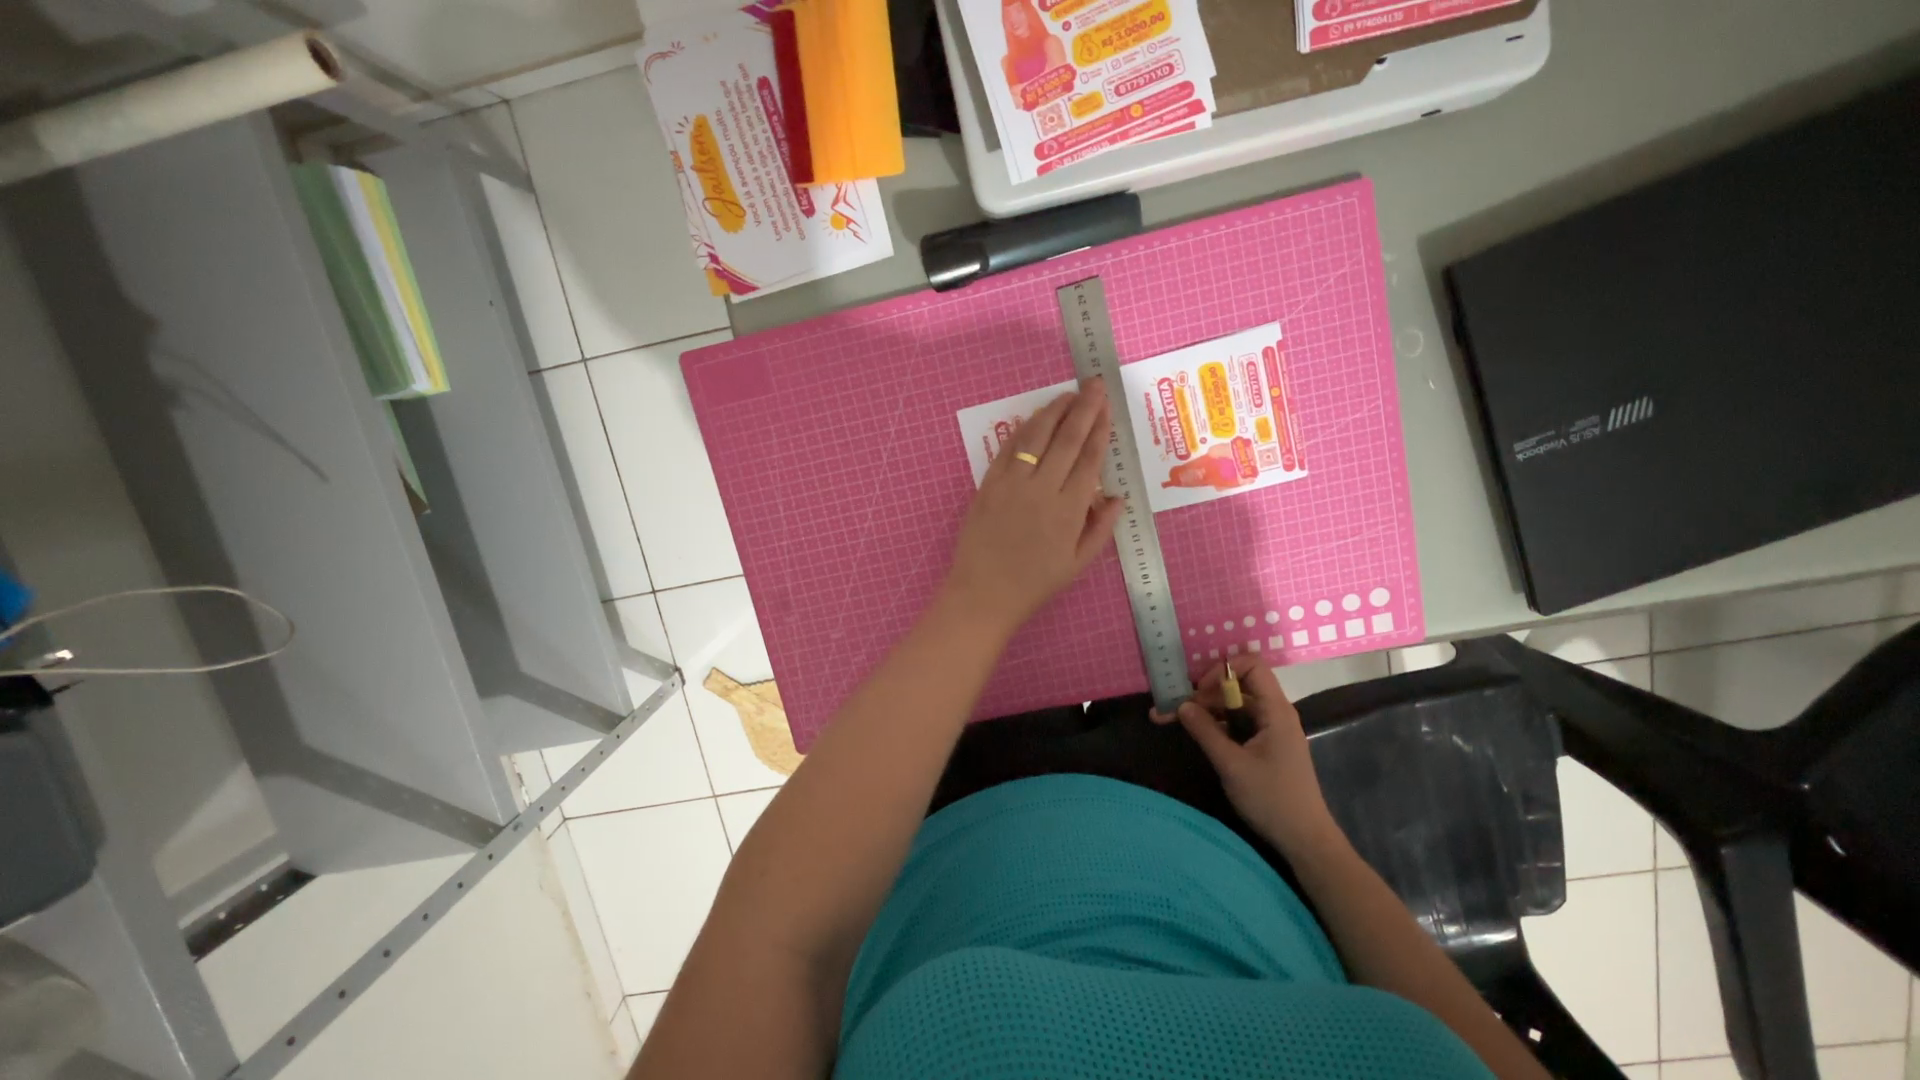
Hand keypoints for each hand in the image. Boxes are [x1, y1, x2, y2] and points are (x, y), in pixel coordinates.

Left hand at [942, 381, 1124, 634]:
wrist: (983, 594)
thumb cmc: (1035, 584)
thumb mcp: (1077, 564)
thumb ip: (1100, 529)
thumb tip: (1118, 497)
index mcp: (1069, 510)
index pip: (1089, 459)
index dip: (1100, 429)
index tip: (1107, 406)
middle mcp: (1042, 490)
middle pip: (1066, 440)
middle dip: (1084, 408)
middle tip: (1094, 384)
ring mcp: (1012, 484)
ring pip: (1036, 437)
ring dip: (1054, 411)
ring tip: (1068, 394)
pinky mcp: (988, 485)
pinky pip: (1008, 450)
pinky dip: (1023, 430)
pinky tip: (1034, 417)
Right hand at [1152, 655, 1344, 857]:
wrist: (1304, 838)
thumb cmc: (1271, 799)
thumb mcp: (1232, 765)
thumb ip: (1205, 731)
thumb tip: (1182, 705)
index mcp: (1275, 710)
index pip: (1251, 666)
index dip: (1222, 670)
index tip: (1198, 691)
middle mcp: (1276, 713)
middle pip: (1239, 686)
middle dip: (1204, 693)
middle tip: (1172, 710)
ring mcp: (1272, 730)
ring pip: (1236, 706)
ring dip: (1207, 710)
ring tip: (1175, 721)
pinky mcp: (1267, 746)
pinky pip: (1240, 723)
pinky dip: (1218, 725)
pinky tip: (1198, 735)